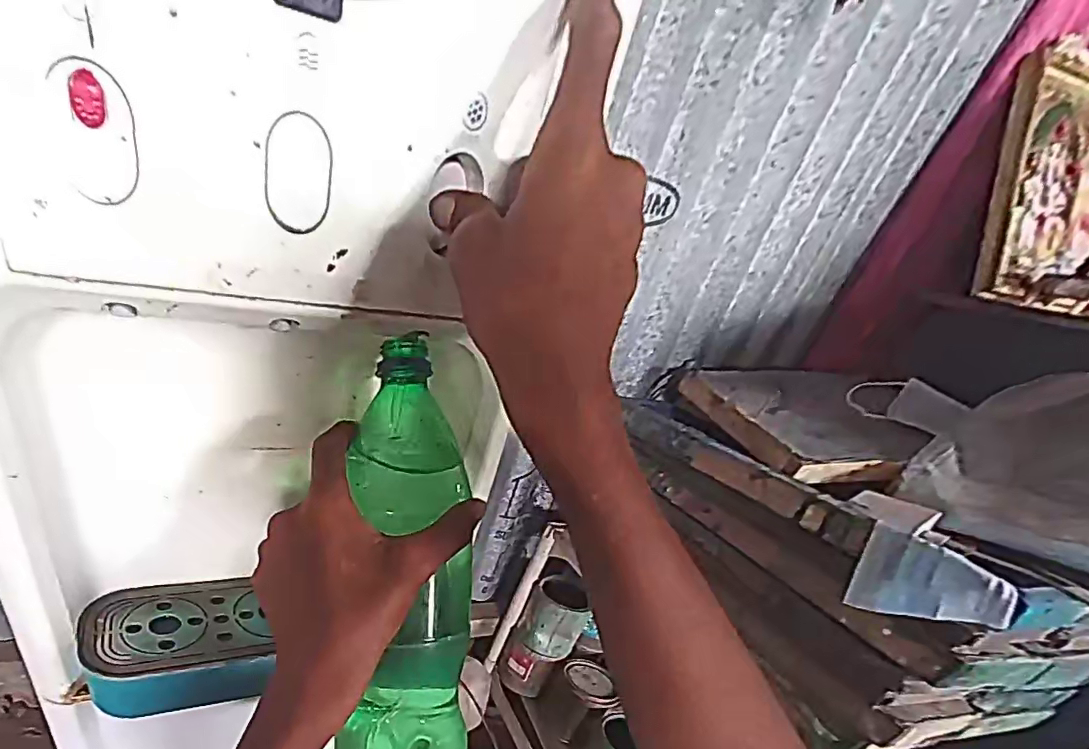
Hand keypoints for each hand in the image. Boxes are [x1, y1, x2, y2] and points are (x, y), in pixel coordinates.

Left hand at [252, 422, 482, 726]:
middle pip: (320, 491)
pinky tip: (327, 580)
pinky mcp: (264, 573)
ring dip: (323, 531)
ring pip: (302, 522)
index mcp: (327, 508)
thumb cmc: (360, 620)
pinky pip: (287, 550)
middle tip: (370, 523)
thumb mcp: (410, 570)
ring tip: (350, 560)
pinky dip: (305, 556)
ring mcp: (273, 547)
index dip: (344, 435)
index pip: (328, 448)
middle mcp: (292, 520)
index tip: (356, 435)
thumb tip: (473, 510)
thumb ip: (446, 532)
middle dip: (344, 501)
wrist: (319, 669)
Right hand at [430, 0, 644, 457]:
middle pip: (573, 142)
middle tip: (503, 209)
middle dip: (536, 168)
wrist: (556, 373)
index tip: (588, 4)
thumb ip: (468, 213)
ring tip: (517, 252)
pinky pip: (593, 224)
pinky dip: (567, 236)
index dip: (588, 21)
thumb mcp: (473, 252)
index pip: (591, 59)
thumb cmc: (524, 312)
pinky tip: (538, 271)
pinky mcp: (625, 254)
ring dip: (550, 205)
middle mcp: (611, 179)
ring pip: (583, 187)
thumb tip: (463, 209)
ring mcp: (624, 219)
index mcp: (572, 157)